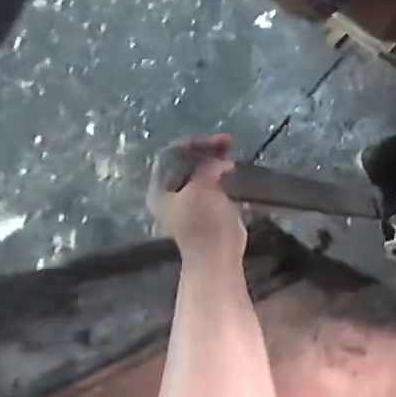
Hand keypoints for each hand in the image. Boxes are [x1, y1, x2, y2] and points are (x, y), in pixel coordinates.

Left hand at [148, 135, 246, 260]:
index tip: (215, 141)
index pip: (171, 155)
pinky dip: (223, 175)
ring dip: (217, 161)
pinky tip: (235, 171)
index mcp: (160, 188)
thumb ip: (207, 167)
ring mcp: (189, 201)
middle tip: (228, 142)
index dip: (192, 143)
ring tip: (233, 154)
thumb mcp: (201, 188)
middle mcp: (170, 192)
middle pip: (186, 162)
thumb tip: (221, 161)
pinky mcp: (207, 208)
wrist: (216, 255)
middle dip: (207, 150)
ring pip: (201, 172)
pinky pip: (213, 184)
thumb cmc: (203, 222)